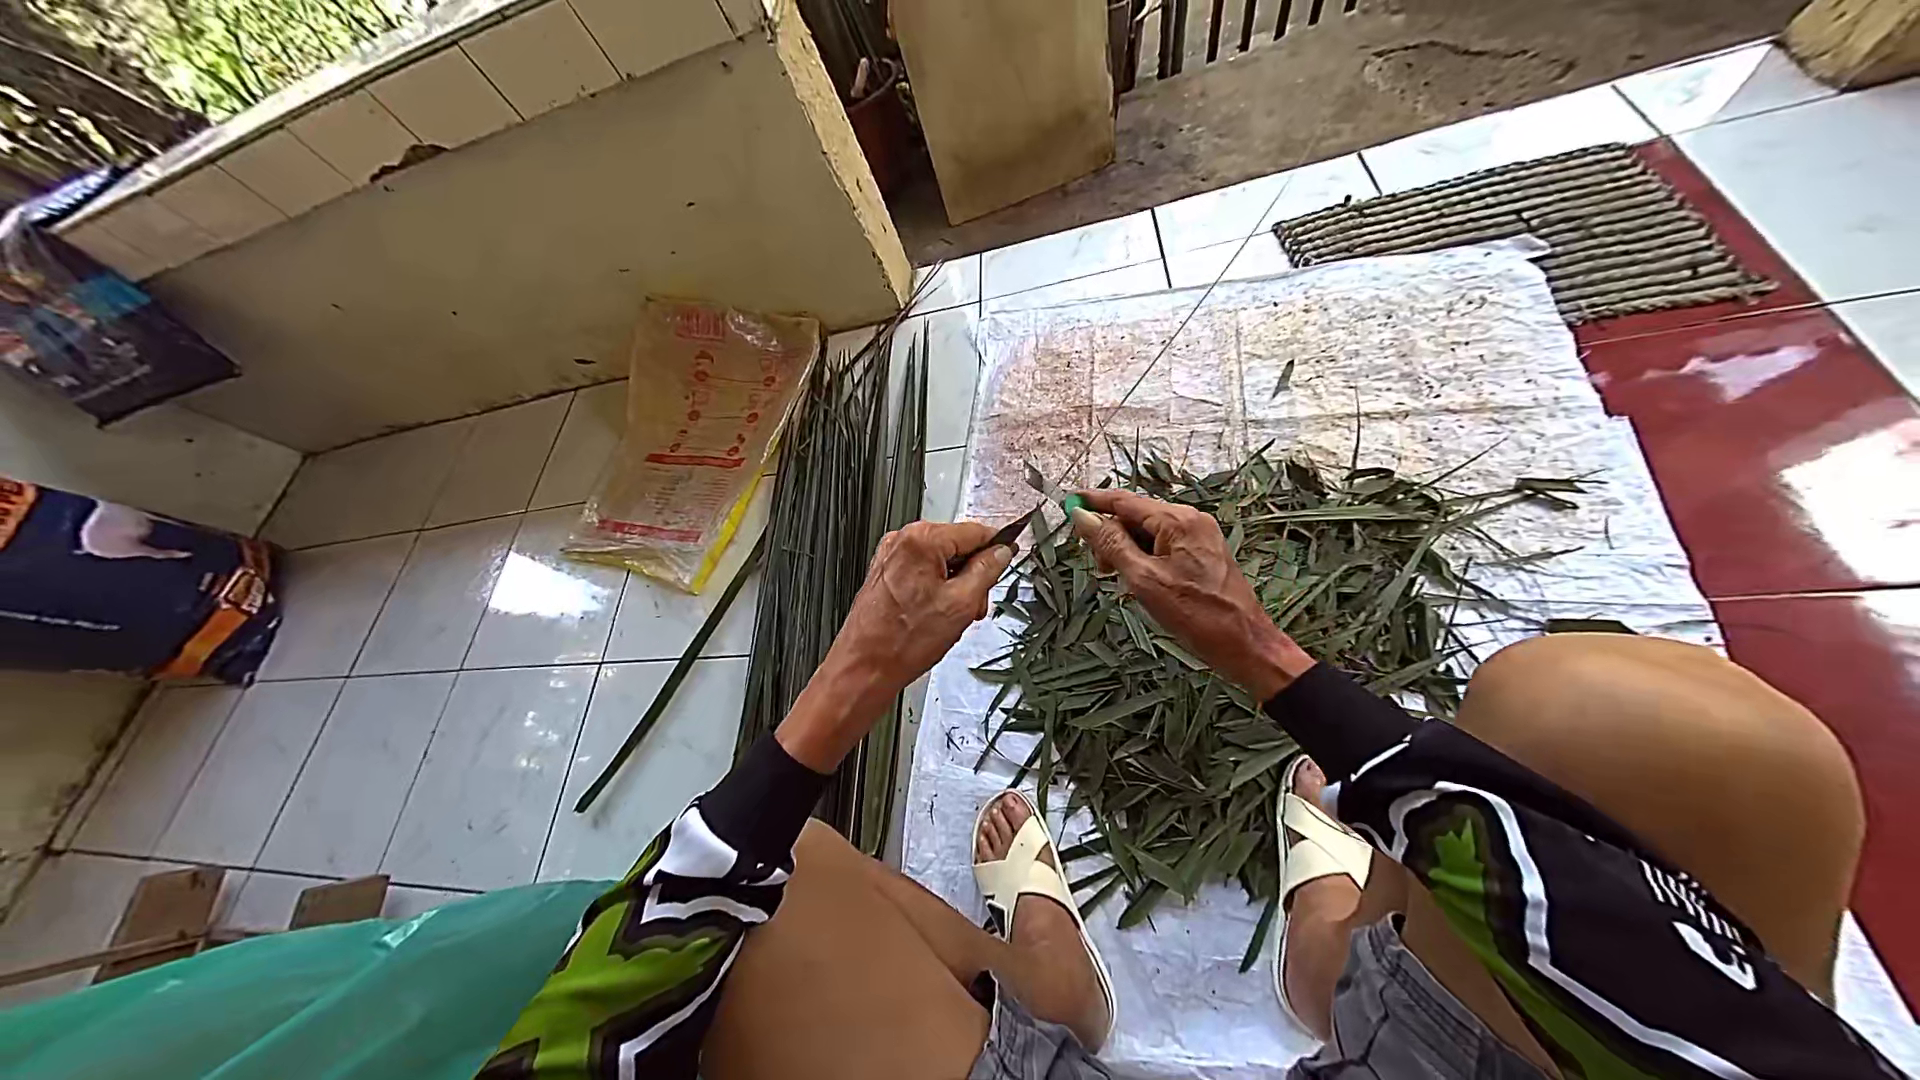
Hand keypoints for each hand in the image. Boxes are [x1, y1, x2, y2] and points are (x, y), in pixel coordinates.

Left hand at [779, 521, 1012, 770]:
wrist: (864, 667)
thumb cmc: (900, 641)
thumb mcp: (962, 604)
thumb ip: (987, 570)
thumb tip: (1001, 553)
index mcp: (921, 539)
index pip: (975, 530)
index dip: (997, 548)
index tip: (1009, 557)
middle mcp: (902, 541)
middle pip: (958, 545)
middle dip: (973, 574)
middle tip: (976, 604)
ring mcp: (891, 557)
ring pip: (942, 560)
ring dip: (957, 585)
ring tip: (954, 616)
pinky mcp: (887, 573)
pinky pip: (924, 571)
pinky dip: (938, 589)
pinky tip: (936, 615)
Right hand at [1071, 489, 1312, 700]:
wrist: (1245, 644)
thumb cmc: (1198, 615)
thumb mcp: (1143, 579)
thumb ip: (1111, 544)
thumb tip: (1083, 517)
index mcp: (1179, 520)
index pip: (1124, 501)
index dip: (1093, 502)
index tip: (1069, 502)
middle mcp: (1191, 521)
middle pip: (1136, 516)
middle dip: (1112, 536)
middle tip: (1100, 567)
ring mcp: (1199, 537)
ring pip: (1148, 534)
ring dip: (1127, 551)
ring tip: (1122, 581)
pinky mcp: (1202, 554)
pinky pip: (1163, 546)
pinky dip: (1144, 559)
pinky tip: (1139, 582)